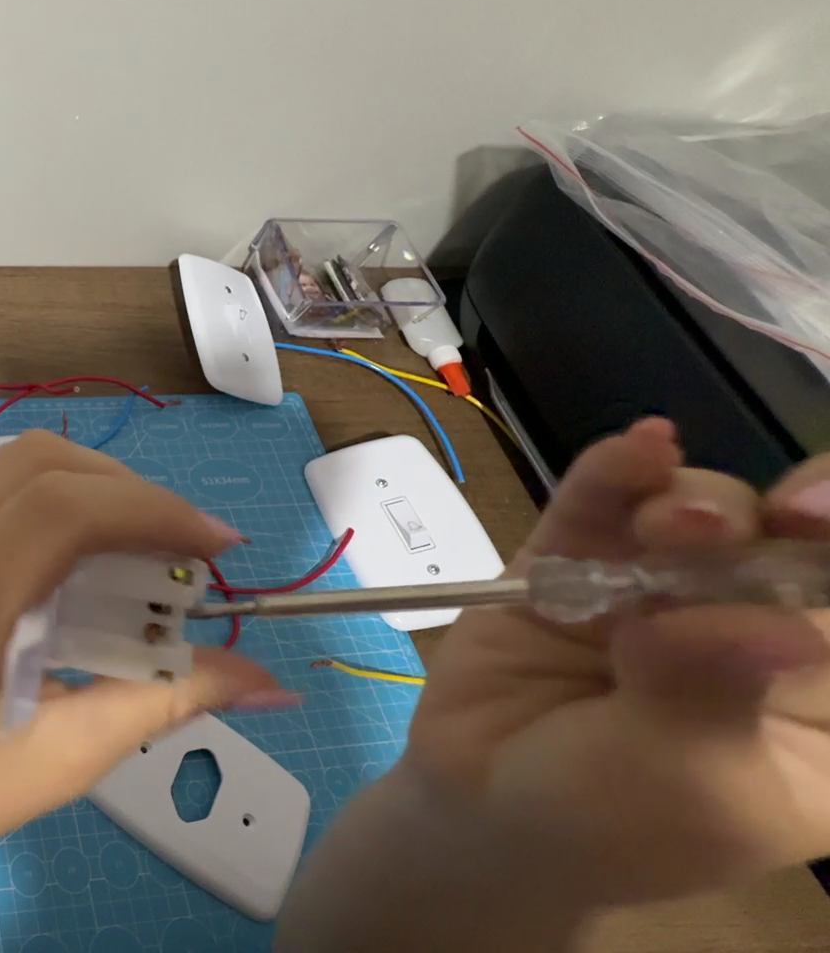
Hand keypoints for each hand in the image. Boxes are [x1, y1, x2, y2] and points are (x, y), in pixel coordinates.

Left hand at [0, 430, 286, 884]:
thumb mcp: (64, 759)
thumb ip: (165, 702)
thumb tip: (266, 680)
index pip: (59, 510)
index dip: (149, 510)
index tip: (217, 545)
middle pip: (38, 464)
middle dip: (128, 489)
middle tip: (188, 542)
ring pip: (13, 464)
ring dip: (91, 482)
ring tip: (147, 537)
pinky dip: (56, 495)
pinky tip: (90, 547)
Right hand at [407, 418, 829, 905]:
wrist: (477, 800)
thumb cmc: (610, 822)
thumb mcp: (686, 786)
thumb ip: (709, 697)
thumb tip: (759, 624)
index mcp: (828, 697)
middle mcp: (753, 626)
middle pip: (796, 543)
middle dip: (794, 515)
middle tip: (786, 516)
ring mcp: (653, 589)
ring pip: (697, 513)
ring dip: (691, 504)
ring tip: (668, 525)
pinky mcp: (565, 565)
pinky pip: (594, 509)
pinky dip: (612, 473)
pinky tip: (634, 449)